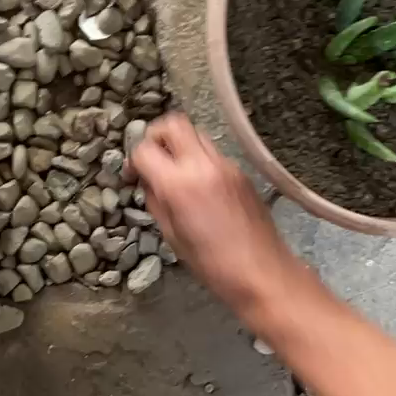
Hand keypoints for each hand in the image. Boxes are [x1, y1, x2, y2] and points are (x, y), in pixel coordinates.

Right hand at [127, 114, 304, 311]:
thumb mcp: (172, 236)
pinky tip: (199, 189)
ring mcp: (226, 165)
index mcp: (179, 184)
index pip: (145, 149)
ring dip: (180, 146)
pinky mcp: (241, 173)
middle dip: (156, 136)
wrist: (262, 272)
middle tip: (151, 159)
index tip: (133, 175)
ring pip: (196, 134)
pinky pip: (213, 154)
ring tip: (175, 173)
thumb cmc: (212, 265)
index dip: (133, 159)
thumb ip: (155, 201)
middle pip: (174, 123)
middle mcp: (203, 165)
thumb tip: (147, 182)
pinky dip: (199, 161)